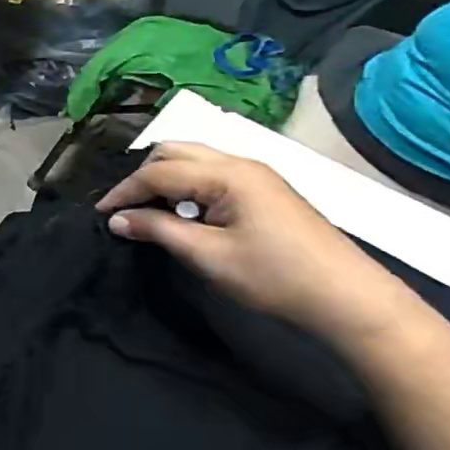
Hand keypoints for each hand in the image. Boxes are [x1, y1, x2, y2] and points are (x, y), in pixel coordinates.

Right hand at [96, 142, 418, 348]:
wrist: (348, 297)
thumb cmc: (276, 277)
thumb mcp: (210, 257)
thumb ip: (161, 231)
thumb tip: (119, 220)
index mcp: (226, 173)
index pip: (160, 171)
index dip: (126, 190)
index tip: (101, 212)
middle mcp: (240, 161)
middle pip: (176, 152)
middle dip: (145, 175)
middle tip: (127, 209)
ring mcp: (256, 173)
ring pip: (196, 159)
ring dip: (167, 178)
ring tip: (152, 211)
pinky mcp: (266, 188)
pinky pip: (214, 172)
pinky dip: (190, 185)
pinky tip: (188, 212)